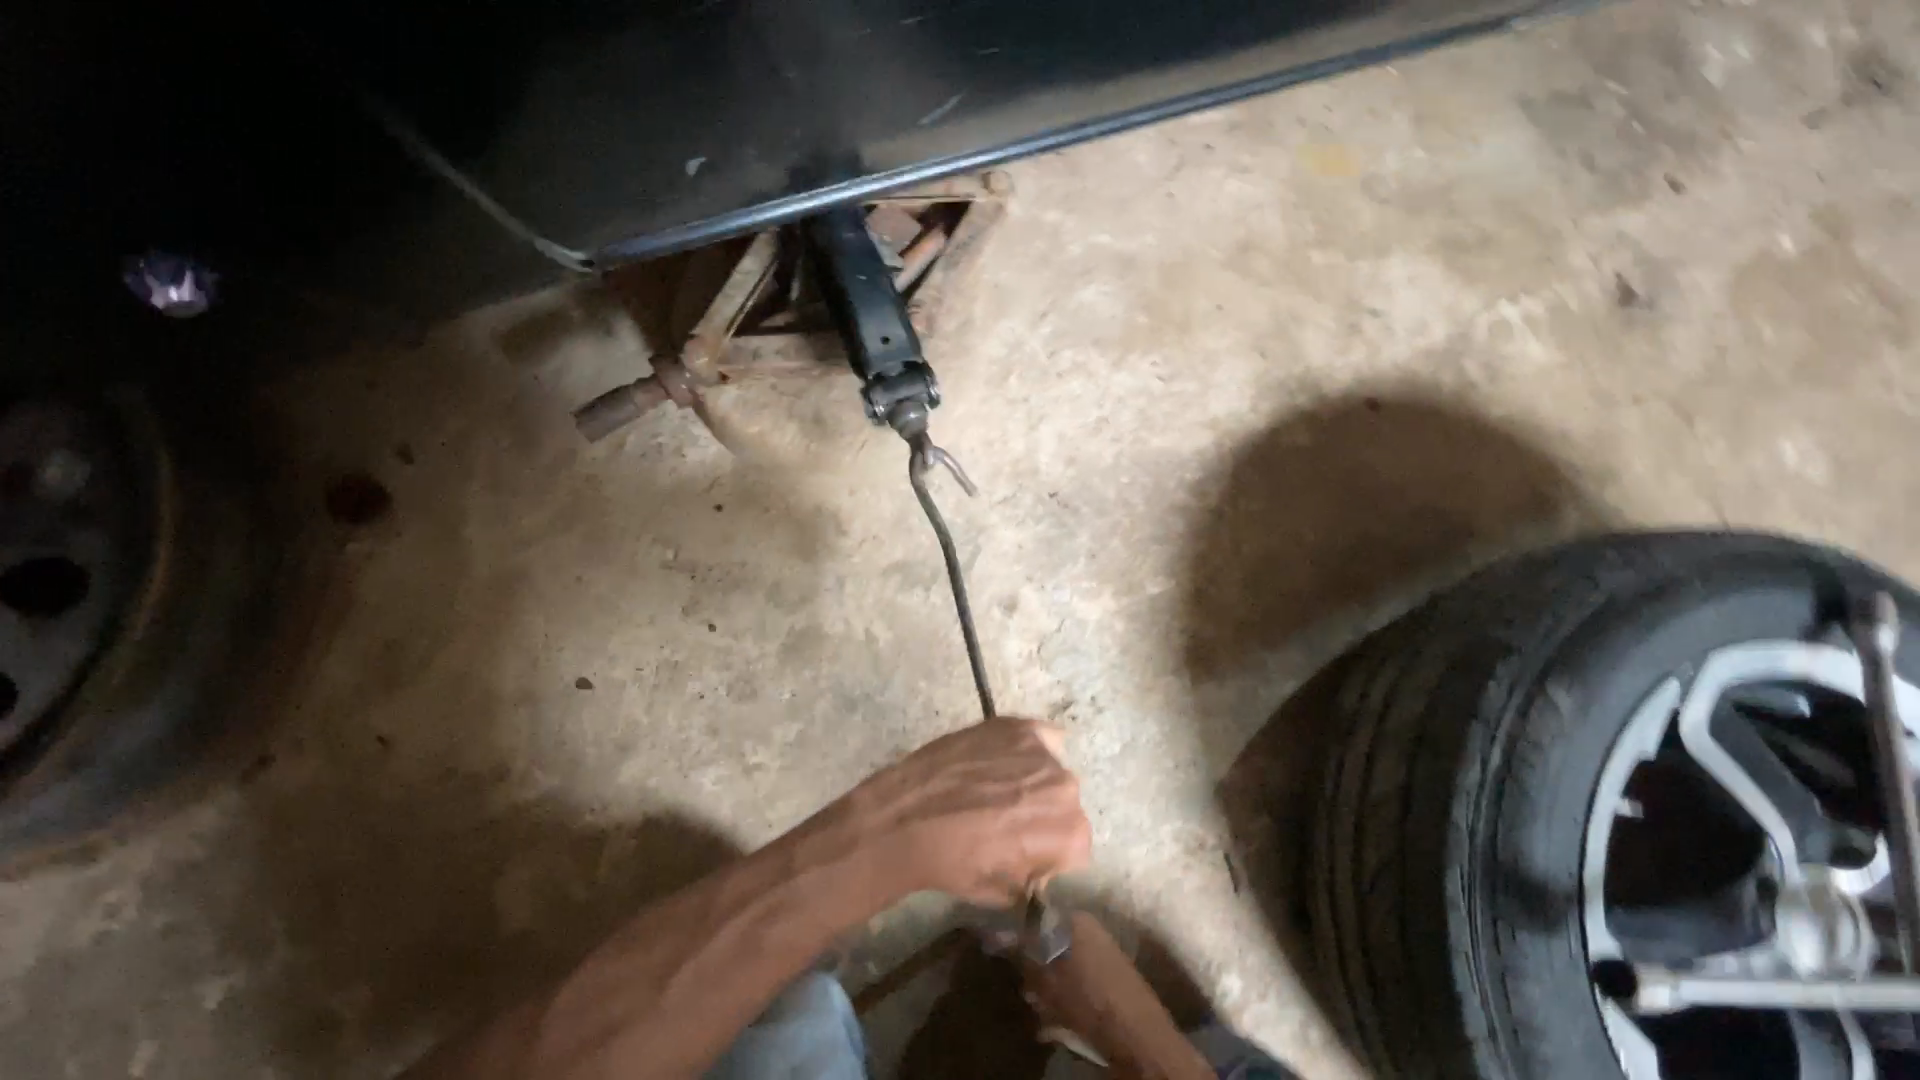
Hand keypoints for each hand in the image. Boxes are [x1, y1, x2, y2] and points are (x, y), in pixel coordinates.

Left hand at [852, 717, 1091, 905]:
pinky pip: (1040, 738)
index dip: (1048, 855)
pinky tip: (1002, 760)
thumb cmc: (954, 863)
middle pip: (1064, 806)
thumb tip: (1036, 871)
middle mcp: (1067, 789)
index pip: (1075, 848)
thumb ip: (1034, 881)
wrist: (907, 818)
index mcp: (1071, 834)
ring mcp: (1041, 753)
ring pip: (1049, 772)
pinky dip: (1027, 750)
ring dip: (1031, 783)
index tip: (1022, 856)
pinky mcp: (1017, 726)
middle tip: (1004, 822)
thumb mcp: (1003, 893)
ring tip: (992, 791)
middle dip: (1042, 816)